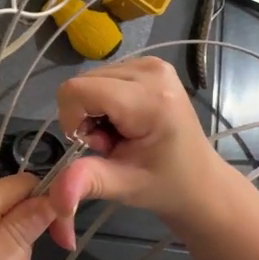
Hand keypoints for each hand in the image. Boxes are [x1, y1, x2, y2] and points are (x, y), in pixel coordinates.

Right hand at [48, 56, 230, 233]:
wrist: (201, 182)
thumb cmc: (165, 185)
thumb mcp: (124, 186)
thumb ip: (88, 181)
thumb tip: (57, 195)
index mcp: (149, 98)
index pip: (77, 90)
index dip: (72, 119)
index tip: (96, 145)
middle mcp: (151, 70)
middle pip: (81, 83)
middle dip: (85, 116)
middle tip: (112, 144)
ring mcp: (151, 64)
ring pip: (89, 79)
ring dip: (94, 110)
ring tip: (120, 135)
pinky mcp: (149, 64)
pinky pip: (103, 77)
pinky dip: (103, 101)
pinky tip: (125, 122)